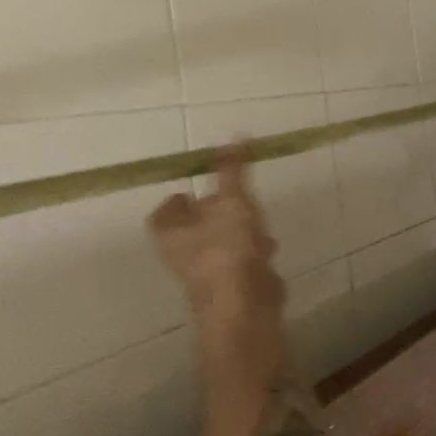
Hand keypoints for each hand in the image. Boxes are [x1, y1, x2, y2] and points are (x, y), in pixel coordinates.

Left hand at [150, 148, 282, 316]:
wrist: (242, 301)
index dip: (184, 197)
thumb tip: (233, 134)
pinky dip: (251, 249)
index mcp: (169, 230)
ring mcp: (203, 268)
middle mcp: (178, 250)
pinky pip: (237, 257)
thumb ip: (232, 171)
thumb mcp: (232, 201)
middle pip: (194, 224)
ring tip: (260, 224)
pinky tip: (268, 246)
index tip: (205, 187)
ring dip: (238, 230)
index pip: (167, 209)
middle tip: (239, 200)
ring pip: (218, 240)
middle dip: (218, 212)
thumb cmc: (227, 247)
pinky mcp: (228, 281)